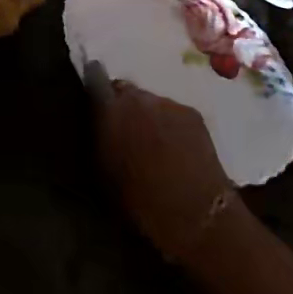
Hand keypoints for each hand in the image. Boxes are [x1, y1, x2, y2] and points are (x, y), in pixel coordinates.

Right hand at [89, 68, 237, 262]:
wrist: (197, 215)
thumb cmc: (142, 202)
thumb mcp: (105, 173)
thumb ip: (100, 137)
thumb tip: (98, 120)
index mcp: (111, 110)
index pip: (96, 78)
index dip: (95, 84)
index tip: (95, 96)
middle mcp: (138, 98)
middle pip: (125, 90)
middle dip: (123, 105)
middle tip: (126, 131)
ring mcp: (168, 103)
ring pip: (150, 101)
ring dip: (148, 115)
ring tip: (154, 143)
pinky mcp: (193, 113)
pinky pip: (173, 111)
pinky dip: (170, 123)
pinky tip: (176, 147)